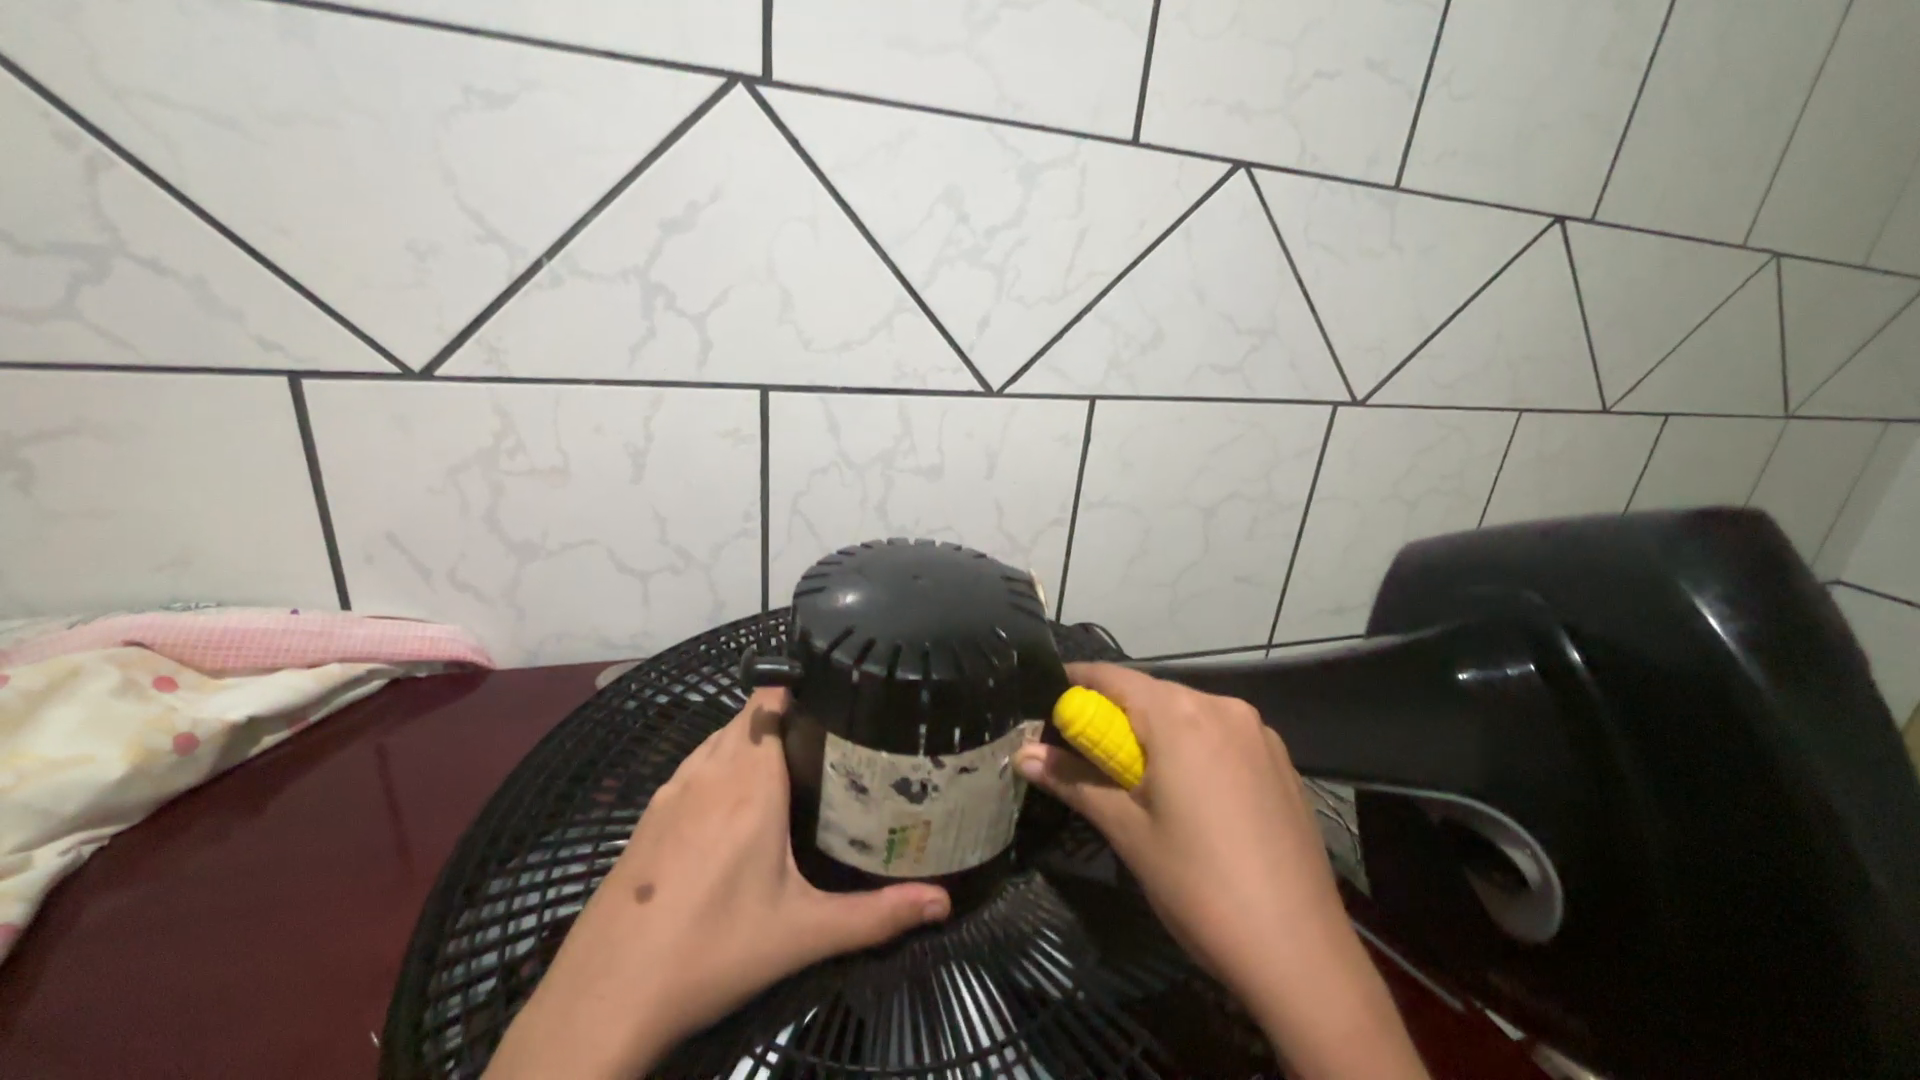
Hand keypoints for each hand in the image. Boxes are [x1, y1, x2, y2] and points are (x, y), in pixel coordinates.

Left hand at [485, 689, 951, 1079]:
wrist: (608, 993)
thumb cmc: (714, 951)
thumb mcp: (804, 935)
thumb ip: (878, 915)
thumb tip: (944, 902)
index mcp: (750, 785)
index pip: (768, 702)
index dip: (798, 686)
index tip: (838, 696)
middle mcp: (707, 775)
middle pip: (746, 718)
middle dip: (785, 717)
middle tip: (832, 740)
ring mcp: (669, 794)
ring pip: (716, 741)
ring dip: (749, 741)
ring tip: (794, 766)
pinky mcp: (646, 818)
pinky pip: (692, 769)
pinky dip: (719, 768)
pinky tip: (736, 810)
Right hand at [1015, 663, 1427, 1079]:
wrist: (1299, 951)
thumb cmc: (1199, 886)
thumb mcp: (1128, 832)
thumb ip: (1075, 782)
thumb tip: (1023, 754)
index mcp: (1182, 716)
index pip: (1113, 677)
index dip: (1074, 685)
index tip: (1043, 705)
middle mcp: (1225, 709)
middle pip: (1152, 695)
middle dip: (1113, 718)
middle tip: (1081, 757)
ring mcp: (1261, 736)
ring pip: (1189, 717)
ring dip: (1154, 736)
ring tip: (1133, 783)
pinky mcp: (1282, 764)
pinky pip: (1221, 739)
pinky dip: (1192, 752)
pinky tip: (1188, 800)